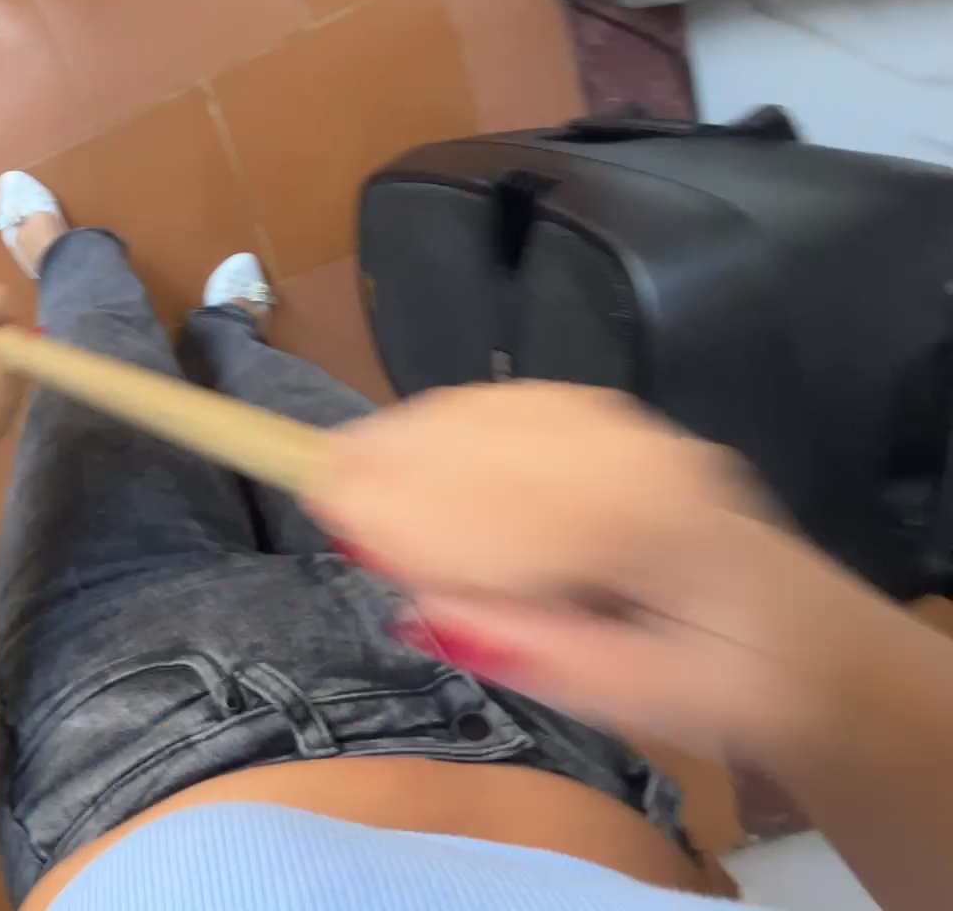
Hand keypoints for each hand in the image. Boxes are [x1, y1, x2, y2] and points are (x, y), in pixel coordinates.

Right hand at [300, 382, 890, 759]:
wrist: (787, 623)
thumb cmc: (712, 674)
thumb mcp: (638, 699)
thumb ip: (539, 658)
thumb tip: (420, 615)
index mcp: (661, 529)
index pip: (508, 504)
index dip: (409, 503)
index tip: (326, 506)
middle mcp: (638, 452)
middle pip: (483, 442)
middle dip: (388, 458)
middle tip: (314, 479)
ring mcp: (617, 423)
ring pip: (481, 411)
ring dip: (400, 433)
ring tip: (339, 459)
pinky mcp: (594, 413)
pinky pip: (492, 401)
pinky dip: (431, 419)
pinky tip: (395, 440)